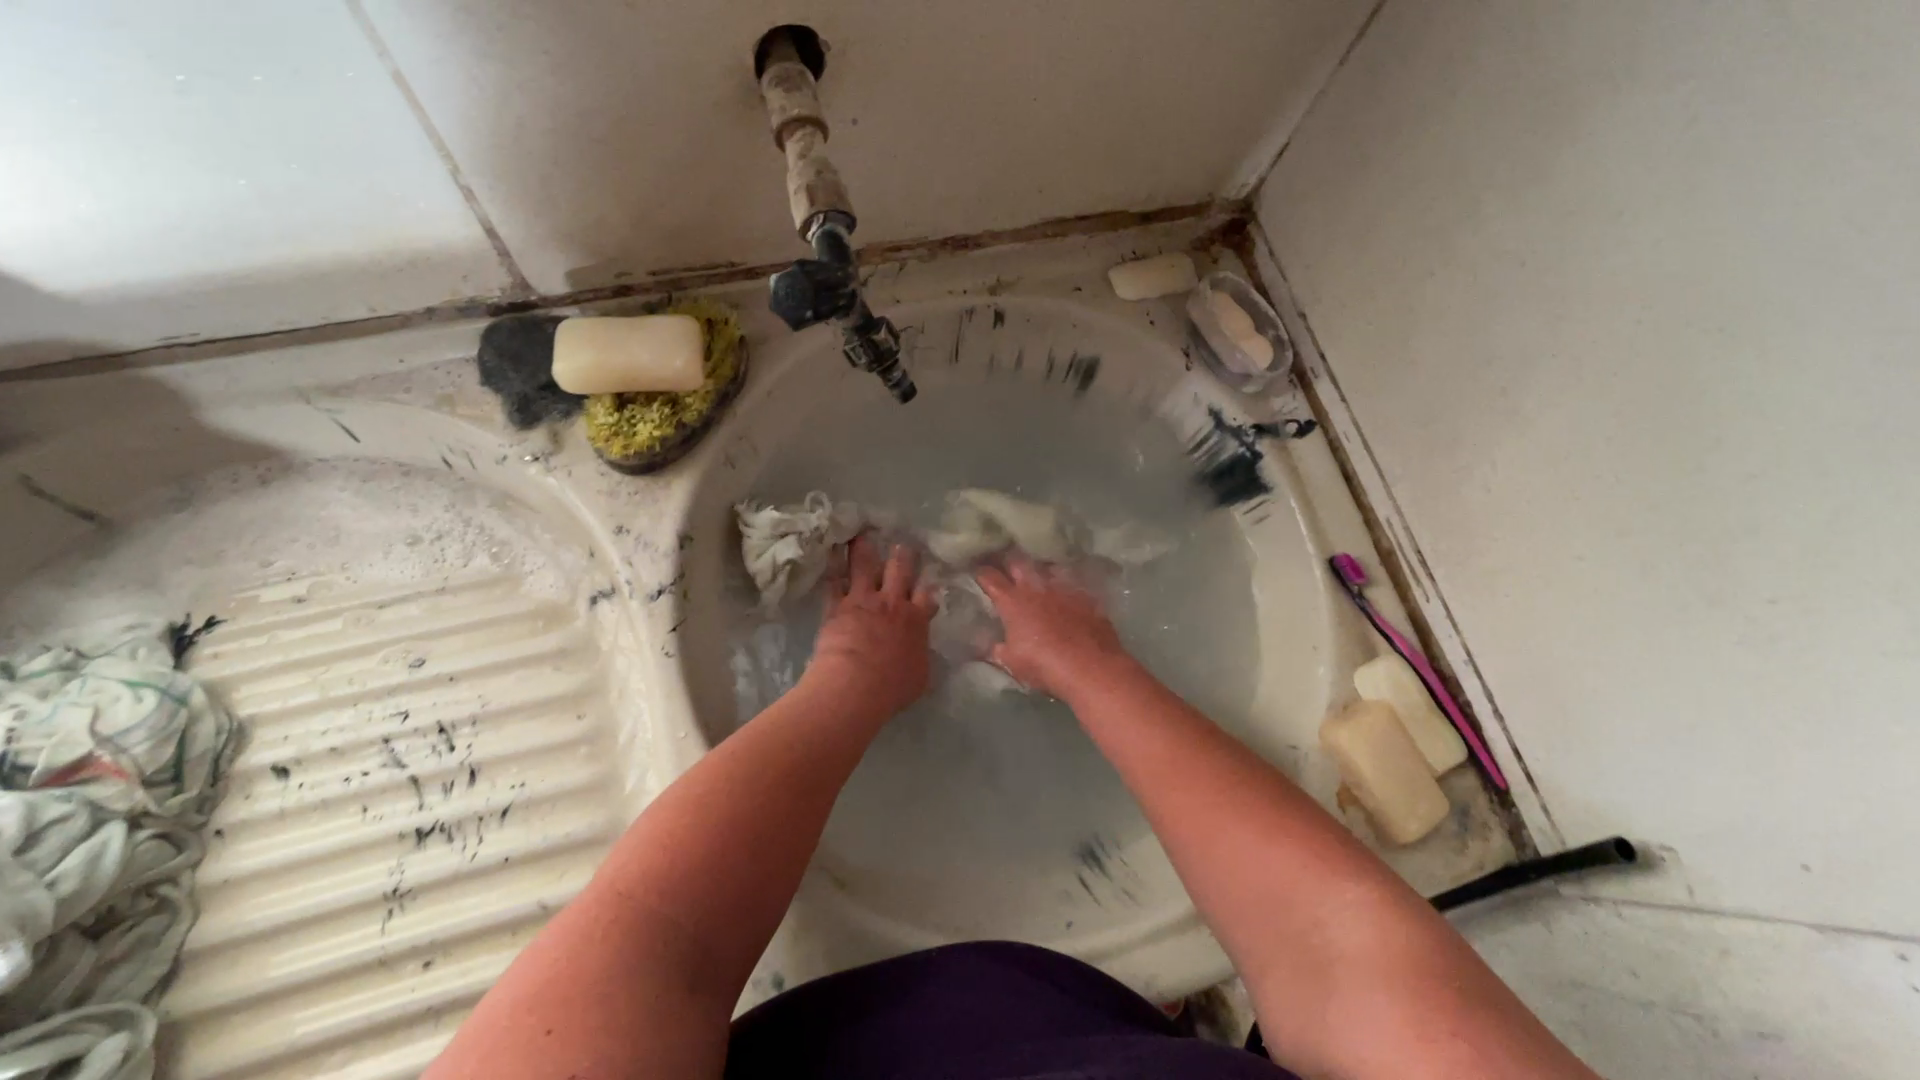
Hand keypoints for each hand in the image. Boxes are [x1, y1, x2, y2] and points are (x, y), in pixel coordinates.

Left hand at [806, 535, 937, 717]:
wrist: (856, 685)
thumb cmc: (892, 688)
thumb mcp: (920, 675)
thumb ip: (920, 655)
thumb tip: (920, 649)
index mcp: (916, 621)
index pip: (926, 596)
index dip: (926, 587)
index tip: (925, 582)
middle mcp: (892, 603)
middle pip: (900, 569)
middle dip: (902, 555)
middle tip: (901, 545)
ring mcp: (863, 600)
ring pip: (865, 565)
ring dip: (864, 548)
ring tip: (860, 534)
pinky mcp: (837, 605)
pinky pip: (833, 581)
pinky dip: (831, 567)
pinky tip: (828, 553)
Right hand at [975, 554, 1135, 699]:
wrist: (1089, 666)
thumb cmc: (1043, 664)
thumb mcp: (1012, 662)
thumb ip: (999, 650)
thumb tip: (992, 645)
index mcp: (1013, 602)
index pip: (991, 578)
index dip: (982, 572)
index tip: (978, 570)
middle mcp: (1037, 588)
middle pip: (1018, 562)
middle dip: (1009, 561)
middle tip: (1005, 564)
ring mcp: (1064, 589)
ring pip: (1048, 568)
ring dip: (1041, 570)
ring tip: (1039, 574)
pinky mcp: (1087, 596)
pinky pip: (1073, 582)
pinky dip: (1067, 584)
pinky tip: (1068, 591)